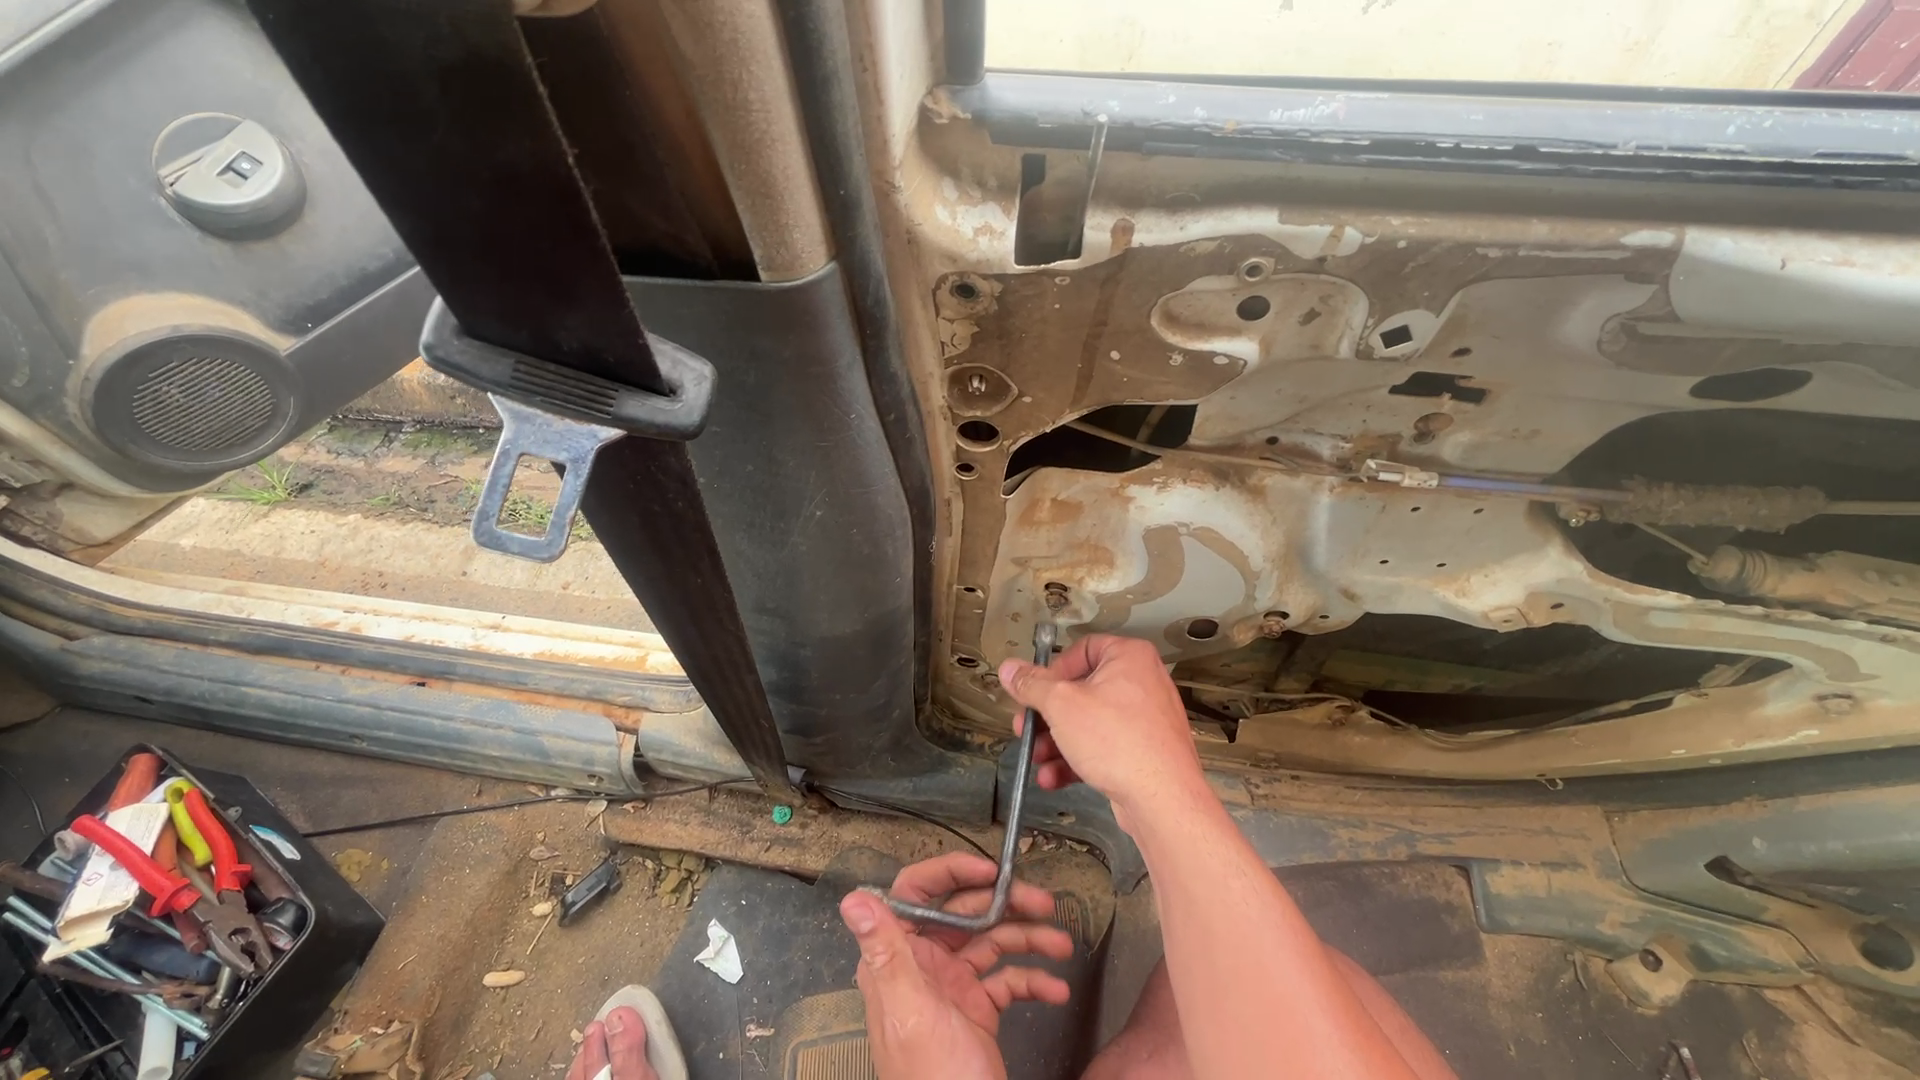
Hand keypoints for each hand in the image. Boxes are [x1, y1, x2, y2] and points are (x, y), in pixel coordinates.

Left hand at [840, 853, 1074, 1079]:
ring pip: (993, 944)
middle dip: (1007, 905)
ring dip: (1029, 941)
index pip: (916, 893)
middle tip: (1046, 904)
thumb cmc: (933, 1078)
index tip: (991, 871)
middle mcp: (924, 965)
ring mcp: (953, 988)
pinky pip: (1007, 982)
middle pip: (965, 915)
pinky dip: (1033, 981)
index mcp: (900, 958)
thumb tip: (853, 899)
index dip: (950, 872)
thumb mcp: (911, 1012)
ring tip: (1063, 945)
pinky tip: (1056, 989)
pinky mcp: (978, 1011)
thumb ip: (886, 952)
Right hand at [997, 633, 1204, 828]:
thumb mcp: (1061, 705)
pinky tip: (1054, 776)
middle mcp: (1142, 683)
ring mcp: (1144, 719)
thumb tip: (1011, 670)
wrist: (1162, 800)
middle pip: (1081, 690)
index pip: (1082, 649)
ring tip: (1037, 757)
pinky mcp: (1142, 751)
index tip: (1034, 689)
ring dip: (1056, 741)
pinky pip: (1102, 748)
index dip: (1053, 671)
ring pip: (1088, 723)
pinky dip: (1076, 759)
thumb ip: (1031, 685)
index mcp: (1129, 658)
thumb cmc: (1124, 744)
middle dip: (1048, 715)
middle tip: (1027, 726)